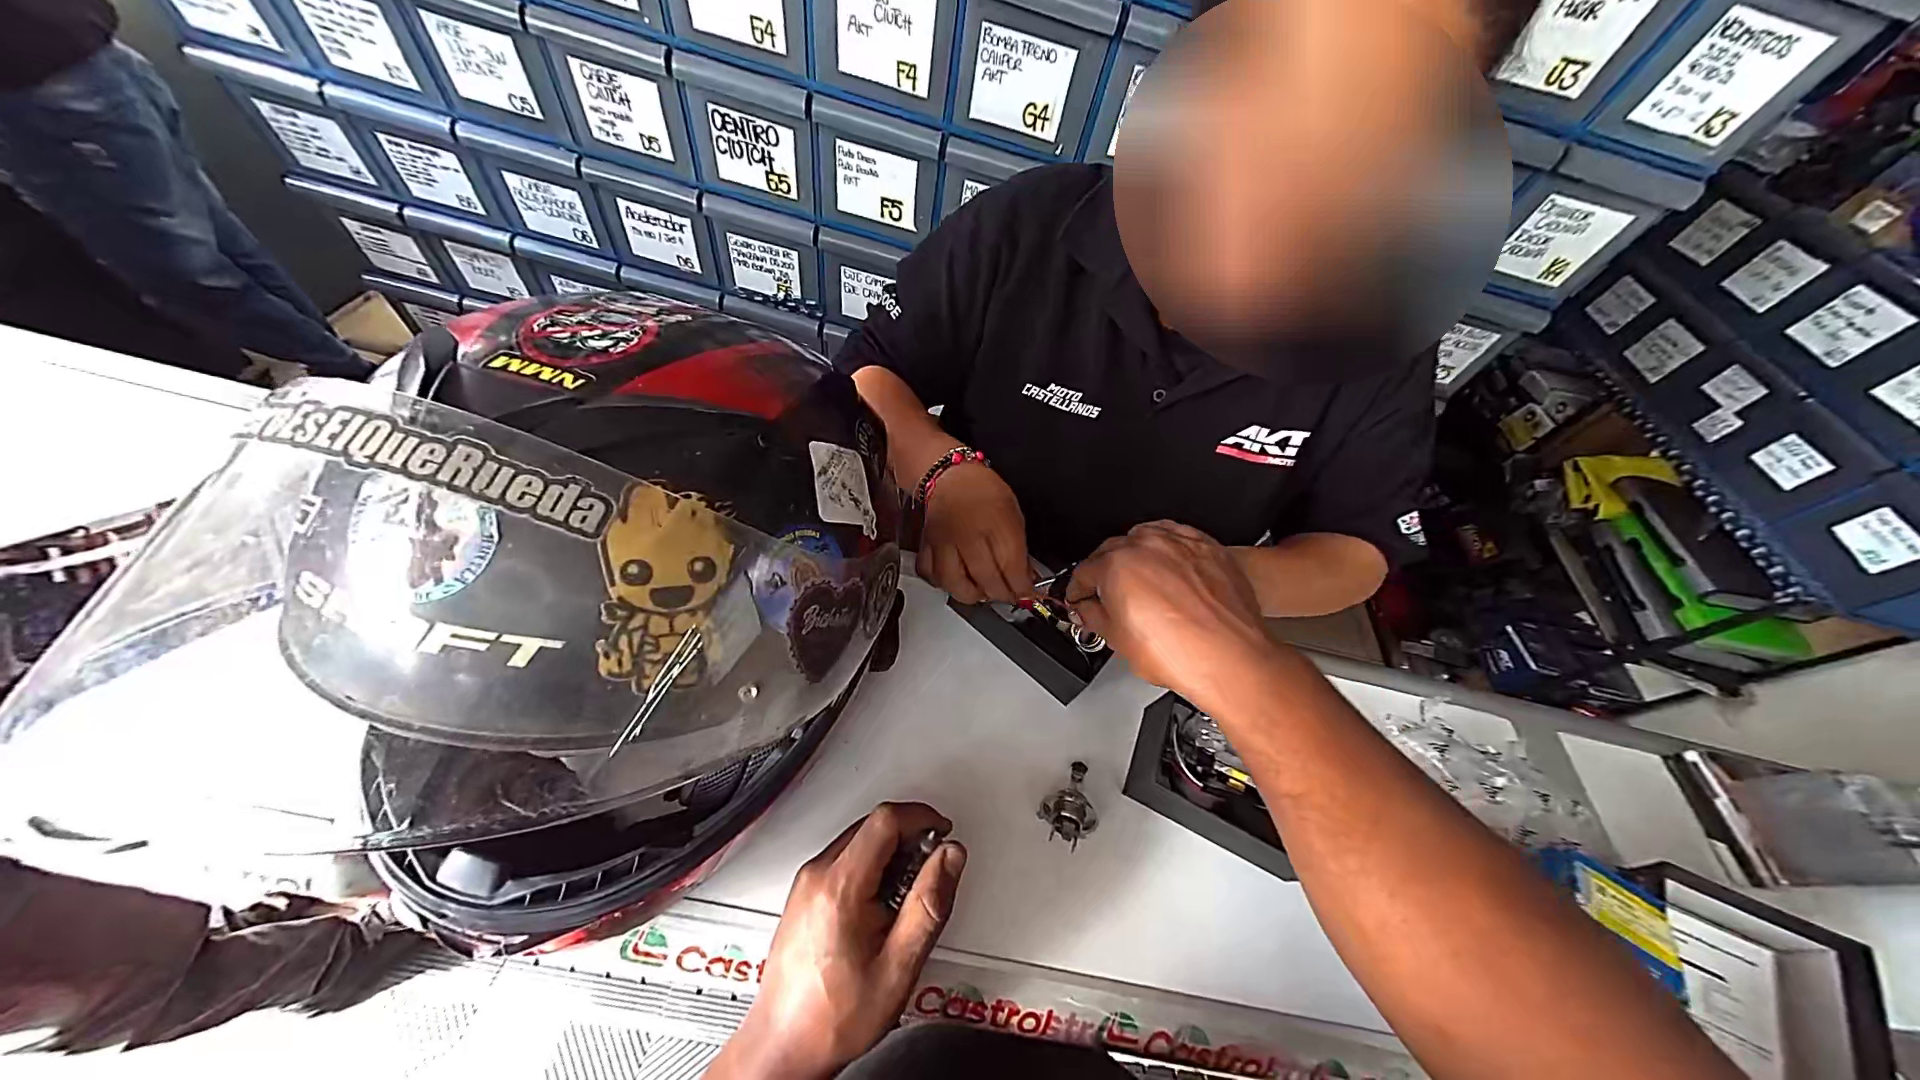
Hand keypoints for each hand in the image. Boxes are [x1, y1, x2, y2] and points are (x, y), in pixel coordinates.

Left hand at [709, 803, 966, 1079]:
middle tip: (931, 867)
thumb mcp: (899, 964)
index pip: (885, 819)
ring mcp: (807, 882)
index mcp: (839, 886)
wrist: (785, 1046)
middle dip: (910, 836)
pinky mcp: (805, 893)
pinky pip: (845, 858)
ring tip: (906, 896)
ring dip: (891, 852)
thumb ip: (930, 903)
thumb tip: (950, 857)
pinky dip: (872, 866)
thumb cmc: (833, 1017)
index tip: (942, 832)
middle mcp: (817, 875)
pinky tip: (882, 905)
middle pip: (872, 824)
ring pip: (859, 838)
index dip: (921, 817)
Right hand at [919, 463, 1033, 604]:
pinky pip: (932, 575)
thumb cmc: (982, 489)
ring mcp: (945, 542)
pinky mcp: (927, 546)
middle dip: (1002, 594)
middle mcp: (970, 535)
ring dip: (973, 593)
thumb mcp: (1013, 514)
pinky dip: (944, 582)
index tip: (1026, 593)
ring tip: (982, 589)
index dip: (1022, 588)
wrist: (948, 474)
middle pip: (987, 581)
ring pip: (956, 585)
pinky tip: (956, 578)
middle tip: (1007, 593)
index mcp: (997, 524)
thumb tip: (1025, 578)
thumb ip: (1018, 549)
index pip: (1013, 569)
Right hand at [1067, 522, 1283, 711]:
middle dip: (1104, 572)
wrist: (1231, 658)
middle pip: (1111, 550)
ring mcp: (1179, 543)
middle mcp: (1147, 546)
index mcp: (1116, 564)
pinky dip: (1168, 553)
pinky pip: (1177, 540)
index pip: (1084, 571)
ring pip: (1145, 539)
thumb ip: (1094, 616)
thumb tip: (1089, 609)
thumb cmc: (1182, 651)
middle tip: (1105, 597)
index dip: (1078, 590)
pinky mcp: (1207, 548)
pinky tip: (1169, 574)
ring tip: (1139, 584)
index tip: (1080, 599)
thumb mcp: (1118, 640)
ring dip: (1136, 557)